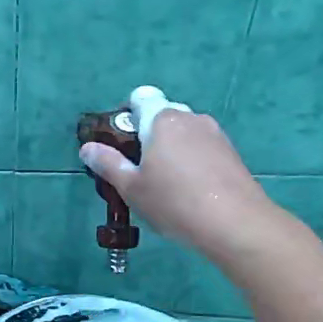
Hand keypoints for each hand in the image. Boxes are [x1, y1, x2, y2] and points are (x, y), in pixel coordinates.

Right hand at [79, 106, 287, 259]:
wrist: (235, 224)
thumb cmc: (173, 202)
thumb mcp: (130, 187)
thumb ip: (108, 163)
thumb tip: (88, 148)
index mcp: (162, 120)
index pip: (140, 97)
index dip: (126, 114)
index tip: (119, 142)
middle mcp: (190, 118)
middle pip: (161, 114)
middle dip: (146, 132)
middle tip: (136, 166)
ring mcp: (214, 134)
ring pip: (182, 131)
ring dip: (168, 146)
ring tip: (162, 181)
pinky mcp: (230, 152)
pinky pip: (199, 145)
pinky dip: (188, 158)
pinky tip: (186, 188)